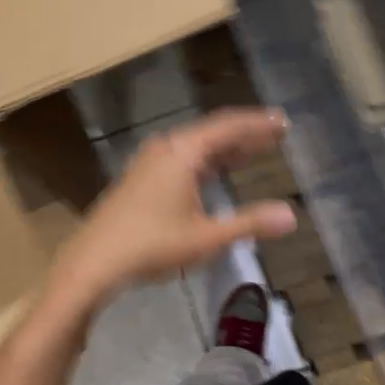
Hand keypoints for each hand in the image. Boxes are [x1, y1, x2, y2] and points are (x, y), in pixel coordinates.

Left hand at [52, 108, 297, 301]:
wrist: (93, 262)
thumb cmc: (152, 246)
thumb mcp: (206, 238)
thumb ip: (249, 224)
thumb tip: (290, 216)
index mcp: (182, 152)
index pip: (228, 127)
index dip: (258, 124)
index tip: (284, 122)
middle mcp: (166, 148)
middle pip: (212, 133)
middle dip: (246, 136)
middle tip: (277, 136)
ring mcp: (149, 163)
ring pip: (196, 148)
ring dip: (226, 150)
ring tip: (255, 153)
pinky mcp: (140, 179)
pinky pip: (183, 160)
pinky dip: (206, 163)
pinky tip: (216, 176)